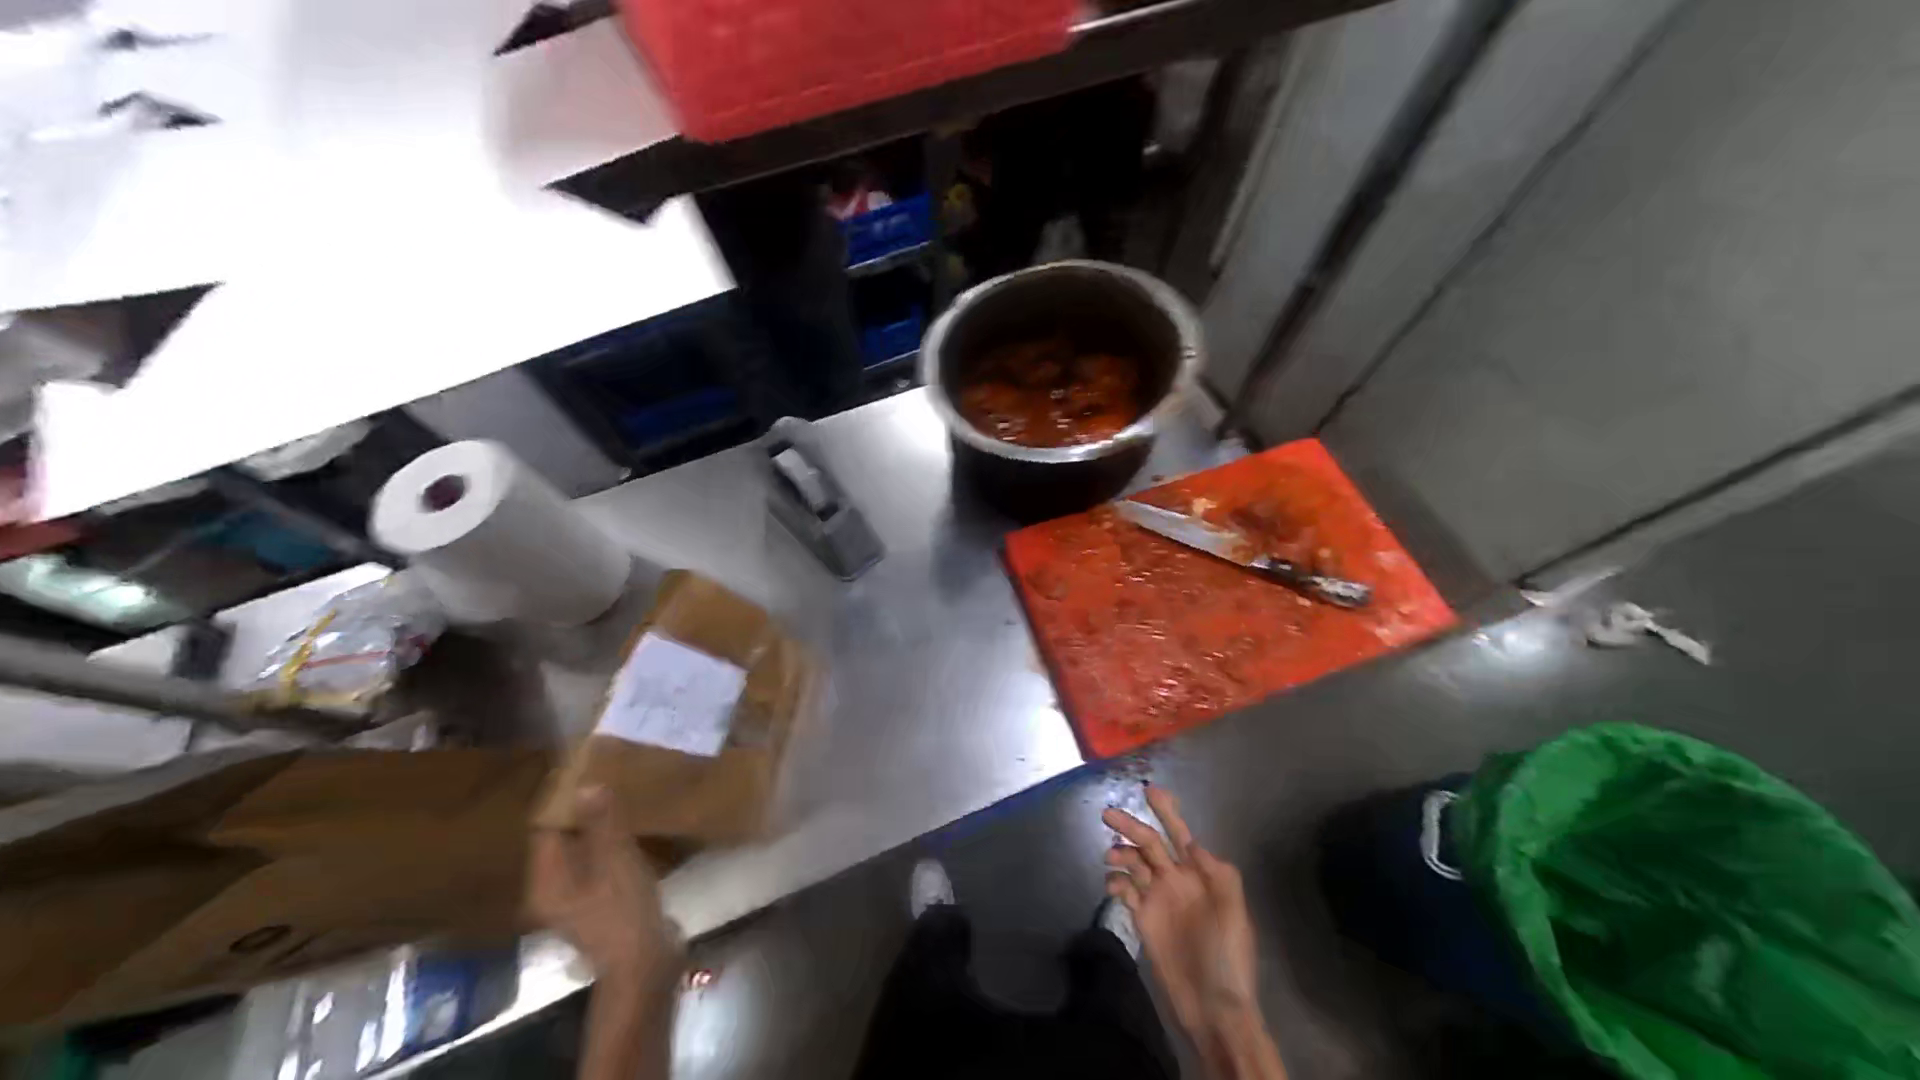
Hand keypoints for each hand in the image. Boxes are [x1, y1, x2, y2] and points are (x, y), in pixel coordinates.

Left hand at [529, 786, 680, 997]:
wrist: (646, 963)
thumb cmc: (623, 909)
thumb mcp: (614, 860)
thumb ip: (601, 823)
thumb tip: (585, 786)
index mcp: (547, 880)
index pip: (546, 829)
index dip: (563, 801)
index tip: (585, 772)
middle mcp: (554, 890)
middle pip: (564, 841)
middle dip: (584, 813)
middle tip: (609, 781)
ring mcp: (579, 901)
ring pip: (585, 854)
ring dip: (601, 830)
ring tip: (624, 802)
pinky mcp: (603, 906)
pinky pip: (602, 867)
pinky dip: (613, 849)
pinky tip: (635, 836)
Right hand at [1104, 787, 1275, 1076]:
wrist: (1214, 1008)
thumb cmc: (1228, 959)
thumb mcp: (1235, 914)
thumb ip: (1219, 875)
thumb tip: (1193, 843)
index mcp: (1201, 876)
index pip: (1181, 835)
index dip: (1167, 812)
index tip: (1150, 790)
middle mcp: (1176, 880)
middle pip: (1150, 843)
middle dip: (1131, 825)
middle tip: (1107, 813)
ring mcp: (1158, 899)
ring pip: (1134, 863)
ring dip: (1121, 852)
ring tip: (1112, 857)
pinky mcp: (1142, 919)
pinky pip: (1124, 890)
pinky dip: (1115, 881)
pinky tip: (1113, 886)